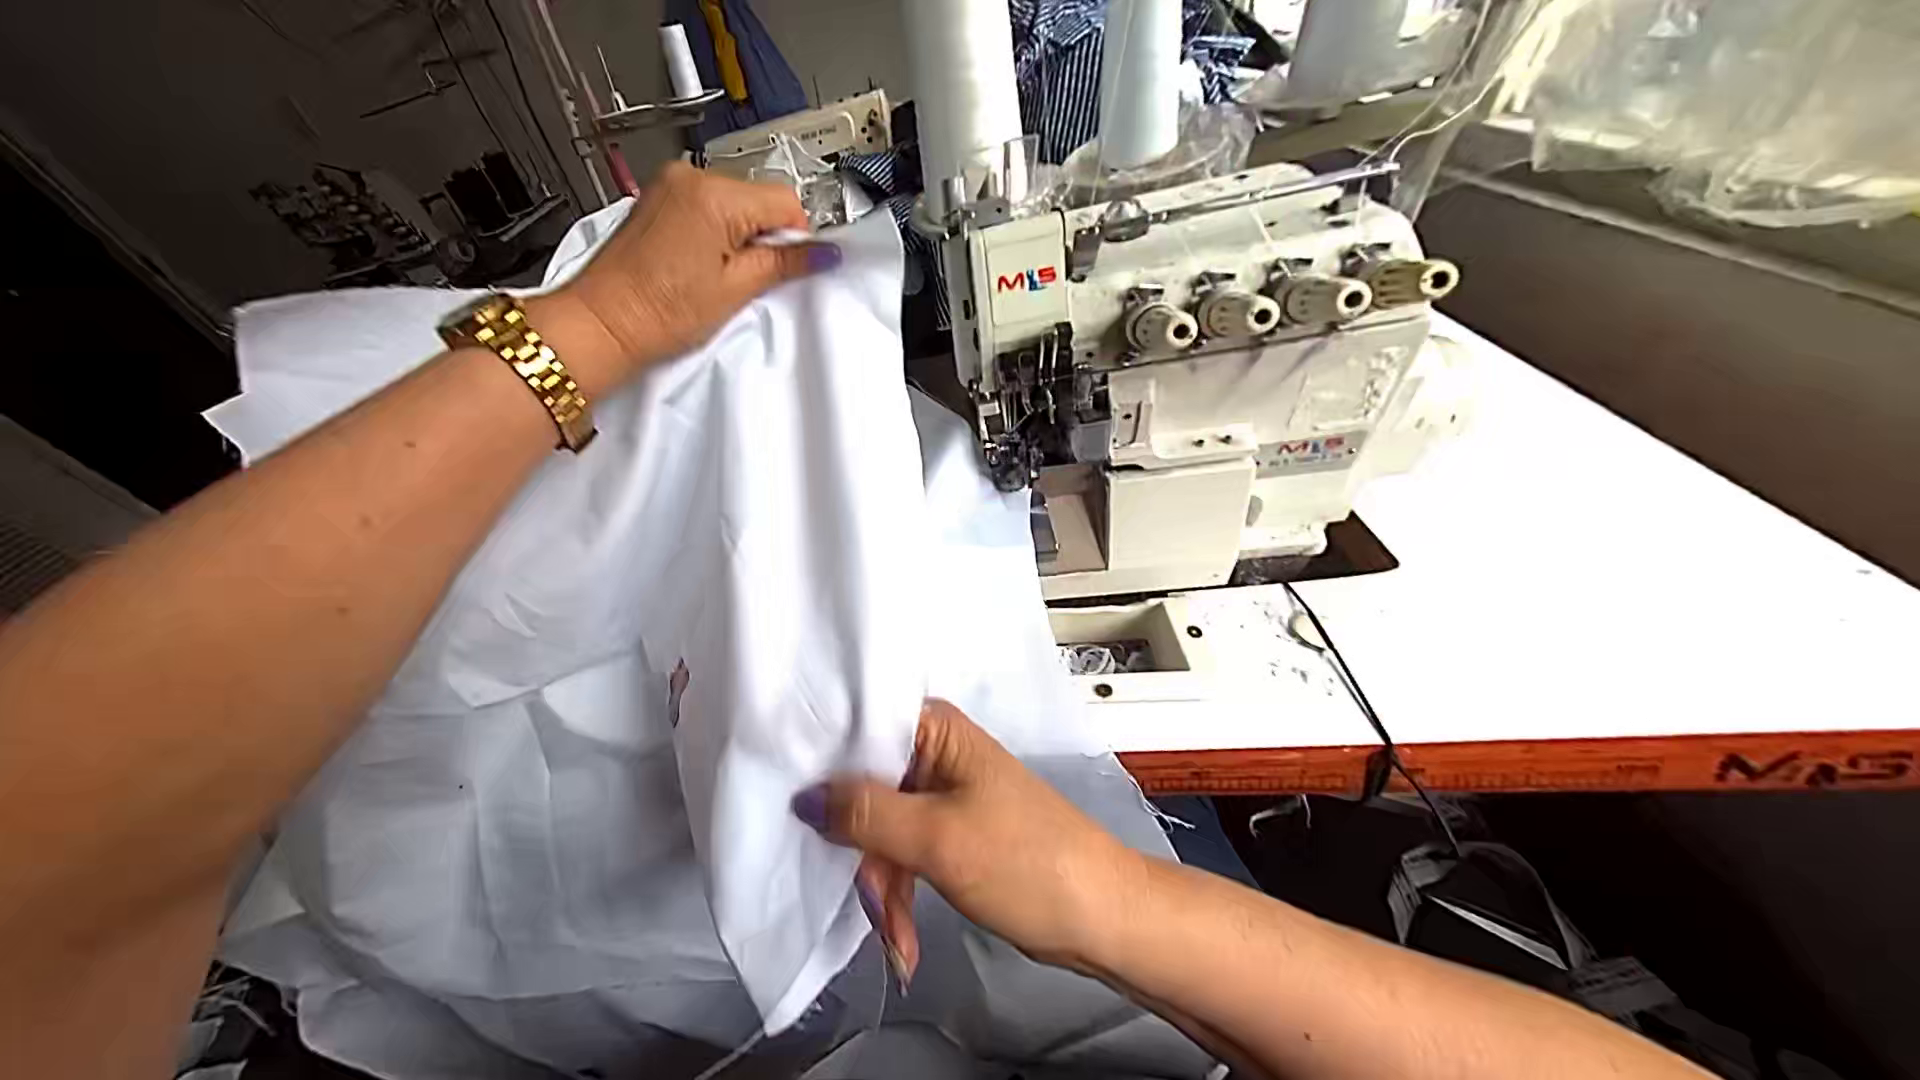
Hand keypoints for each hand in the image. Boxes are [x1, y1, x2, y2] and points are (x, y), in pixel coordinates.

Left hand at [535, 162, 838, 390]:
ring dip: (742, 237)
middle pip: (761, 199)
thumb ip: (784, 264)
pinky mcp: (660, 198)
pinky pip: (710, 207)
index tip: (790, 269)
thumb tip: (824, 253)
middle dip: (767, 239)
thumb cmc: (657, 311)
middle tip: (750, 279)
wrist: (605, 321)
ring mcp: (671, 184)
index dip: (796, 239)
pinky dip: (719, 233)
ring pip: (737, 204)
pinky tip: (704, 266)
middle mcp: (691, 177)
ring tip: (721, 276)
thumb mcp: (735, 289)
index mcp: (714, 195)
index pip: (786, 202)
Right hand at [791, 700, 1143, 986]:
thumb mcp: (938, 836)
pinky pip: (902, 851)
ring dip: (882, 884)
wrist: (1098, 915)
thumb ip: (867, 813)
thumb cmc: (1026, 860)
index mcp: (936, 728)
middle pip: (864, 785)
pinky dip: (899, 893)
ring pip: (880, 827)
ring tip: (895, 936)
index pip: (859, 724)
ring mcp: (941, 793)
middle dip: (860, 847)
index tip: (783, 795)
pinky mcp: (947, 829)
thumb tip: (805, 795)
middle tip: (864, 896)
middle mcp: (936, 751)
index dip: (821, 758)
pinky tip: (903, 941)